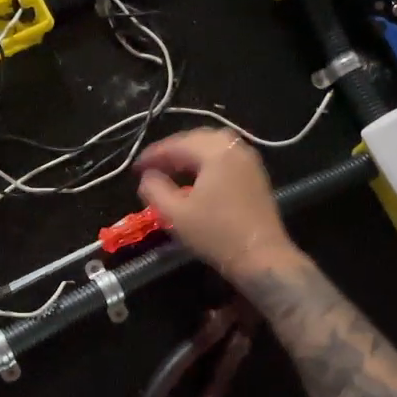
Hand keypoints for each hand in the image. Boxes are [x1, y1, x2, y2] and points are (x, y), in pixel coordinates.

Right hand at [136, 129, 296, 279]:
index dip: (153, 155)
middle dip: (172, 151)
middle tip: (153, 167)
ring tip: (172, 171)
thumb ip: (154, 189)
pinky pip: (226, 158)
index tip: (135, 168)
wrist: (261, 256)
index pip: (177, 144)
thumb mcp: (175, 214)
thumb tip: (147, 177)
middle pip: (197, 139)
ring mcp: (249, 161)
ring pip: (214, 147)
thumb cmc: (215, 234)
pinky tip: (196, 179)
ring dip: (190, 155)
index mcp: (215, 152)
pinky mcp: (256, 176)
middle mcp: (235, 149)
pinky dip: (207, 162)